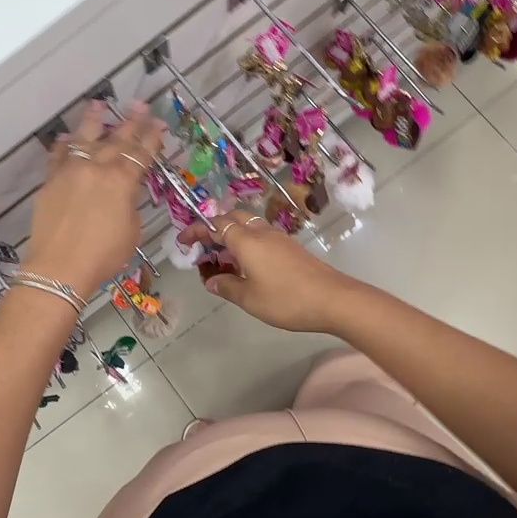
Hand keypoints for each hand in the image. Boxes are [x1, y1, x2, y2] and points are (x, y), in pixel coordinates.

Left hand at [21, 100, 166, 296]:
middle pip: (117, 140)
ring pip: (84, 138)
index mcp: (122, 181)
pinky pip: (58, 156)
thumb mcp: (131, 231)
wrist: (59, 268)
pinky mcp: (50, 181)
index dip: (152, 138)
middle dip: (131, 122)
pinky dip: (64, 144)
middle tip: (140, 106)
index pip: (141, 153)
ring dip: (94, 120)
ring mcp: (70, 172)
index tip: (159, 124)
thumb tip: (123, 193)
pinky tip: (67, 137)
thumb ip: (129, 204)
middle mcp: (96, 168)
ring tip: (99, 104)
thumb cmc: (103, 256)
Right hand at [178, 210, 365, 334]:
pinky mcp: (291, 248)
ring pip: (249, 226)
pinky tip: (246, 264)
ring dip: (232, 235)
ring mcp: (279, 239)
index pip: (216, 226)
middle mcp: (262, 233)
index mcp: (246, 241)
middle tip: (202, 246)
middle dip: (214, 227)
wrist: (333, 299)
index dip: (197, 230)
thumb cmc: (286, 299)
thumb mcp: (249, 298)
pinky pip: (261, 236)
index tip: (183, 240)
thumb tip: (211, 280)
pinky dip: (247, 243)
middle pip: (233, 218)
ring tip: (221, 257)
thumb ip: (226, 286)